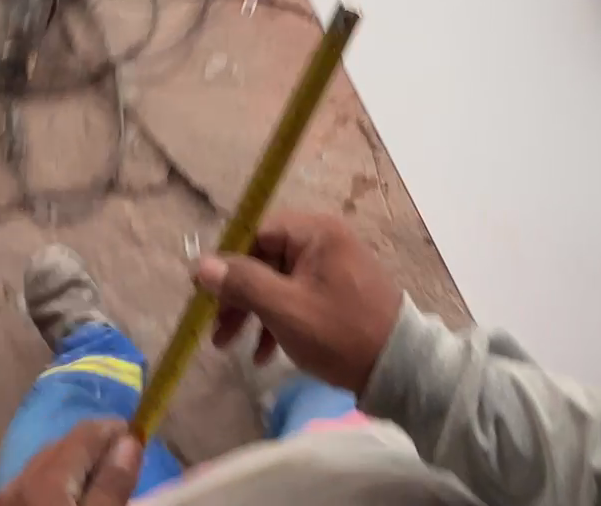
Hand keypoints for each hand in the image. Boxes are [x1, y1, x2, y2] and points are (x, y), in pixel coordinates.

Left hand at [0, 420, 141, 505]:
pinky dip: (55, 483)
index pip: (87, 430)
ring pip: (47, 463)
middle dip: (96, 447)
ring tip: (97, 483)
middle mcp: (19, 479)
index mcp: (44, 479)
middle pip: (65, 443)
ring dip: (75, 465)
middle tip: (122, 468)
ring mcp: (3, 498)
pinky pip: (32, 484)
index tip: (139, 443)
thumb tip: (129, 439)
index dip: (117, 430)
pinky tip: (66, 500)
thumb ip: (111, 485)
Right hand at [194, 212, 402, 393]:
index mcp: (315, 232)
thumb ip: (243, 283)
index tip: (206, 295)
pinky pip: (297, 295)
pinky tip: (264, 354)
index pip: (257, 233)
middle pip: (266, 258)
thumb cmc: (339, 332)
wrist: (398, 368)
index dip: (229, 263)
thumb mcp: (285, 309)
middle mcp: (324, 240)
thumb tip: (201, 264)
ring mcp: (333, 265)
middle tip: (216, 330)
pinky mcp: (337, 291)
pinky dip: (277, 319)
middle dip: (238, 295)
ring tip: (230, 347)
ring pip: (278, 280)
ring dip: (253, 312)